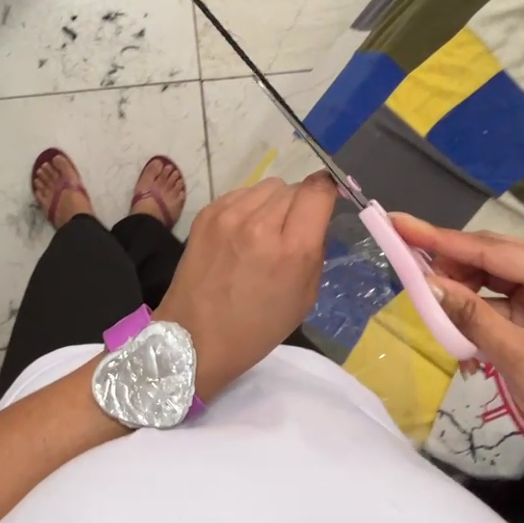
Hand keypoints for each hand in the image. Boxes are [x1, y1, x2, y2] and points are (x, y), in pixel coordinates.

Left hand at [154, 173, 337, 401]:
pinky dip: (248, 207)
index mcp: (292, 249)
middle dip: (300, 203)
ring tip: (265, 231)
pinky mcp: (206, 213)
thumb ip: (315, 250)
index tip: (327, 201)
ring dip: (273, 203)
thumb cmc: (258, 327)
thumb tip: (317, 218)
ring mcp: (228, 215)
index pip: (318, 190)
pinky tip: (242, 233)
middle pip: (293, 187)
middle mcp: (260, 223)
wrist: (195, 336)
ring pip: (267, 186)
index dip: (327, 191)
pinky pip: (240, 194)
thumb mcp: (306, 296)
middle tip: (292, 229)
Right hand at [391, 214, 523, 472]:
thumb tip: (426, 282)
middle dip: (449, 262)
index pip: (492, 249)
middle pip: (491, 255)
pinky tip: (456, 322)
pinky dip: (476, 309)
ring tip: (431, 304)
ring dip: (461, 289)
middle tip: (404, 265)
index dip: (440, 238)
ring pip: (492, 276)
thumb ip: (473, 317)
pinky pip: (501, 299)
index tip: (397, 221)